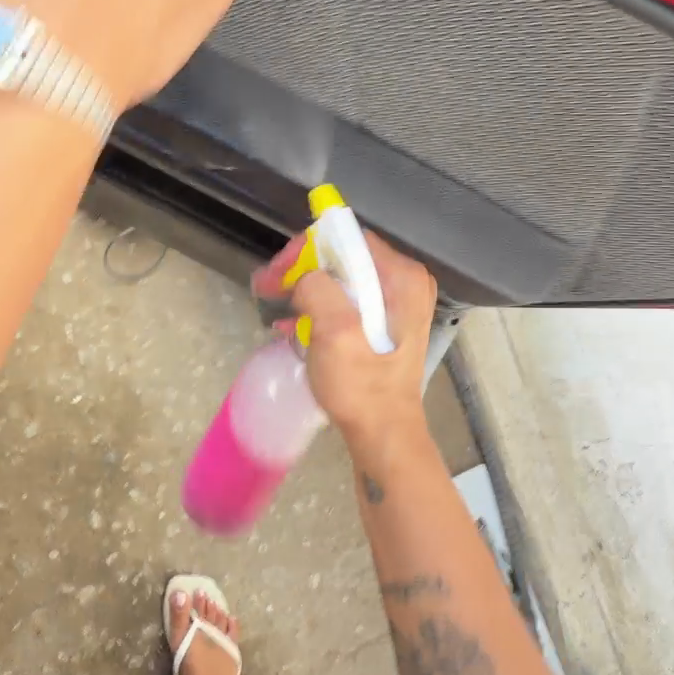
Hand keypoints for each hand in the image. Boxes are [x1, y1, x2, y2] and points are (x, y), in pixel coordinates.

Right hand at [252, 230, 438, 453]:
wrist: (381, 435)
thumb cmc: (362, 386)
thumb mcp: (335, 332)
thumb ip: (318, 288)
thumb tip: (302, 276)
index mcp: (401, 278)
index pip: (348, 239)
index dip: (308, 249)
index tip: (279, 272)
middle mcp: (404, 284)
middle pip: (342, 257)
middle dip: (302, 270)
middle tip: (269, 288)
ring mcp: (395, 306)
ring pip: (339, 280)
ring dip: (304, 289)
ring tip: (275, 306)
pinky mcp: (382, 326)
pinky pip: (343, 302)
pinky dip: (316, 307)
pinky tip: (292, 325)